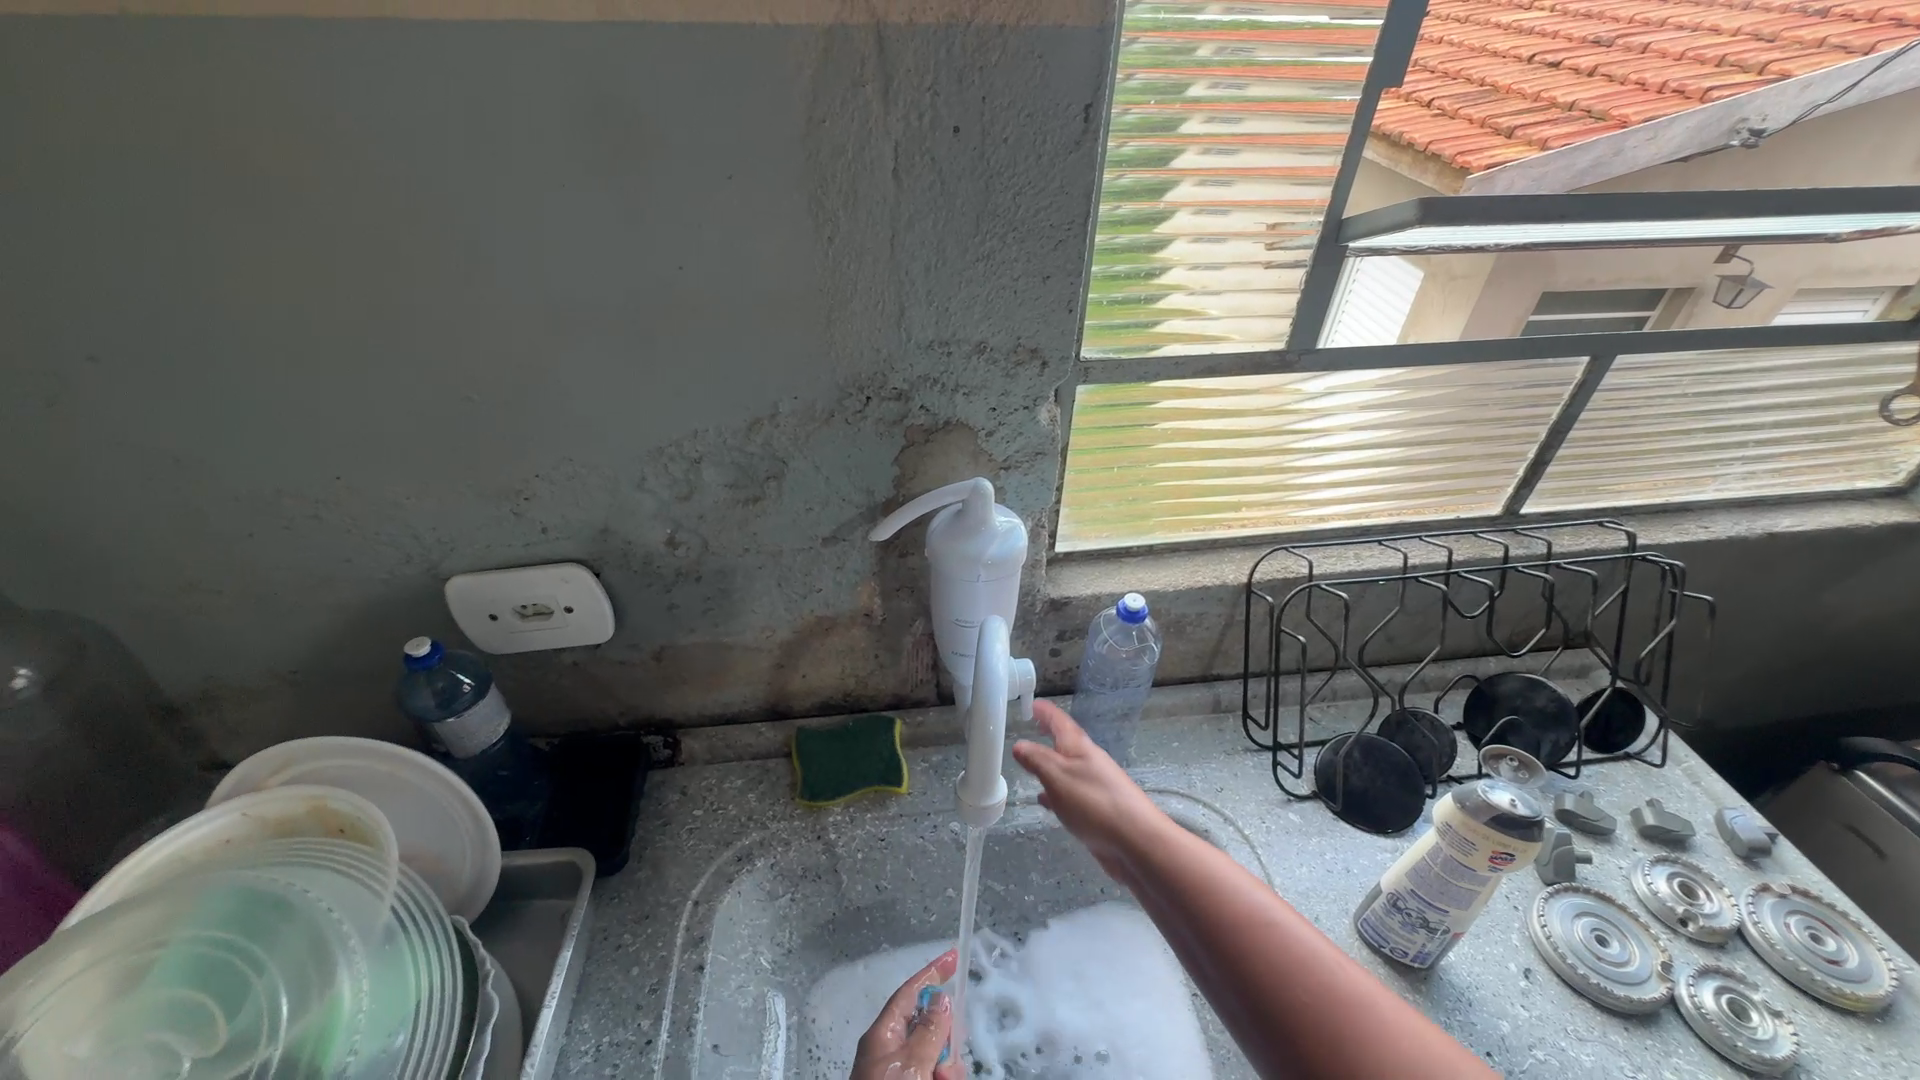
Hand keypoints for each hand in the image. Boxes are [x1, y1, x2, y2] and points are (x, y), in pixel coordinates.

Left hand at [851, 948, 962, 1079]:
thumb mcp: (912, 1062)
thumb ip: (929, 1031)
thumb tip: (941, 997)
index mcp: (883, 1033)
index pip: (910, 992)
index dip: (932, 972)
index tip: (953, 956)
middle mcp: (891, 1048)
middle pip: (929, 1027)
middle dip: (946, 1040)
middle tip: (949, 1062)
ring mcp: (899, 1069)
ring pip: (936, 1053)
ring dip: (948, 1065)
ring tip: (944, 1079)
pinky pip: (933, 1071)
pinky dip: (942, 1076)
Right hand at [1010, 700, 1166, 887]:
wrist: (1135, 841)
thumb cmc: (1094, 802)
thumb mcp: (1057, 776)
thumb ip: (1036, 759)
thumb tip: (1019, 744)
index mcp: (1079, 748)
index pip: (1060, 722)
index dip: (1046, 712)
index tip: (1032, 703)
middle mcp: (1089, 762)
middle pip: (1066, 743)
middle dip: (1049, 735)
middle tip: (1034, 727)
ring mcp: (1094, 786)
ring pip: (1067, 769)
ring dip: (1051, 764)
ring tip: (1031, 764)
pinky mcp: (1096, 810)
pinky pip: (1071, 794)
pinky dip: (1056, 792)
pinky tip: (1046, 802)